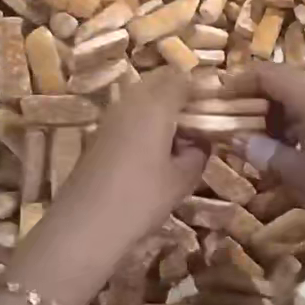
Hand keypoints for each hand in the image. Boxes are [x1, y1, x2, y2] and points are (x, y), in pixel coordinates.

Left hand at [13, 68, 205, 303]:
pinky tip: (155, 152)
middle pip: (160, 82)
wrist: (85, 225)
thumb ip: (198, 152)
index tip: (219, 109)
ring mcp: (110, 116)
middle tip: (201, 124)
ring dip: (163, 110)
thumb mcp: (182, 179)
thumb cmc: (140, 199)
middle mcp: (130, 101)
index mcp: (155, 104)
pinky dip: (145, 123)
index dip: (202, 89)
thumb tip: (202, 140)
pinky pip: (129, 115)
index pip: (183, 79)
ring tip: (180, 140)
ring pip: (142, 98)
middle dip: (182, 96)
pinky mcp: (99, 134)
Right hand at [231, 63, 304, 235]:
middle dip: (252, 96)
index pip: (266, 73)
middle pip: (281, 79)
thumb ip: (263, 152)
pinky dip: (291, 119)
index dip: (237, 82)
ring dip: (272, 109)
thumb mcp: (298, 173)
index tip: (215, 98)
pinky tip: (282, 145)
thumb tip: (234, 139)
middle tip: (229, 118)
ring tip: (251, 135)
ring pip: (296, 93)